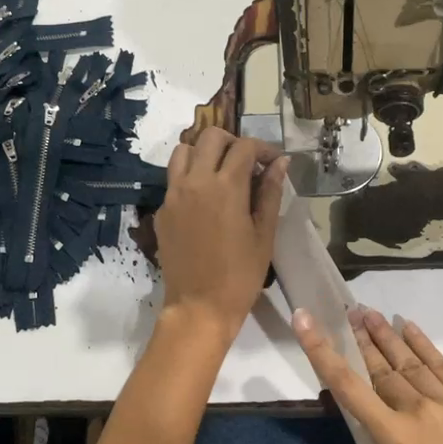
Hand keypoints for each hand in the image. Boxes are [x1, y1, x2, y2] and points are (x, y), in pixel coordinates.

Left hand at [156, 127, 287, 343]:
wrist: (199, 306)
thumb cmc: (240, 275)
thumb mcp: (264, 235)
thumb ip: (271, 193)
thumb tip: (280, 163)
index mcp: (226, 186)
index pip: (244, 146)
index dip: (263, 148)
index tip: (272, 162)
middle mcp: (195, 181)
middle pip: (210, 137)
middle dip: (232, 142)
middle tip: (247, 163)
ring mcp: (173, 195)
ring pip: (183, 151)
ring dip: (204, 153)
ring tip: (220, 173)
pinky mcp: (162, 211)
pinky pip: (173, 180)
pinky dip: (189, 177)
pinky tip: (204, 200)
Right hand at [293, 307, 442, 443]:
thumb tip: (365, 423)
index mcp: (394, 437)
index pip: (348, 386)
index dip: (322, 351)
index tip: (306, 321)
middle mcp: (419, 410)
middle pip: (380, 367)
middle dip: (360, 339)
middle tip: (346, 313)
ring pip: (410, 361)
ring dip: (387, 335)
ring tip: (368, 313)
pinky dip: (424, 345)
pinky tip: (409, 328)